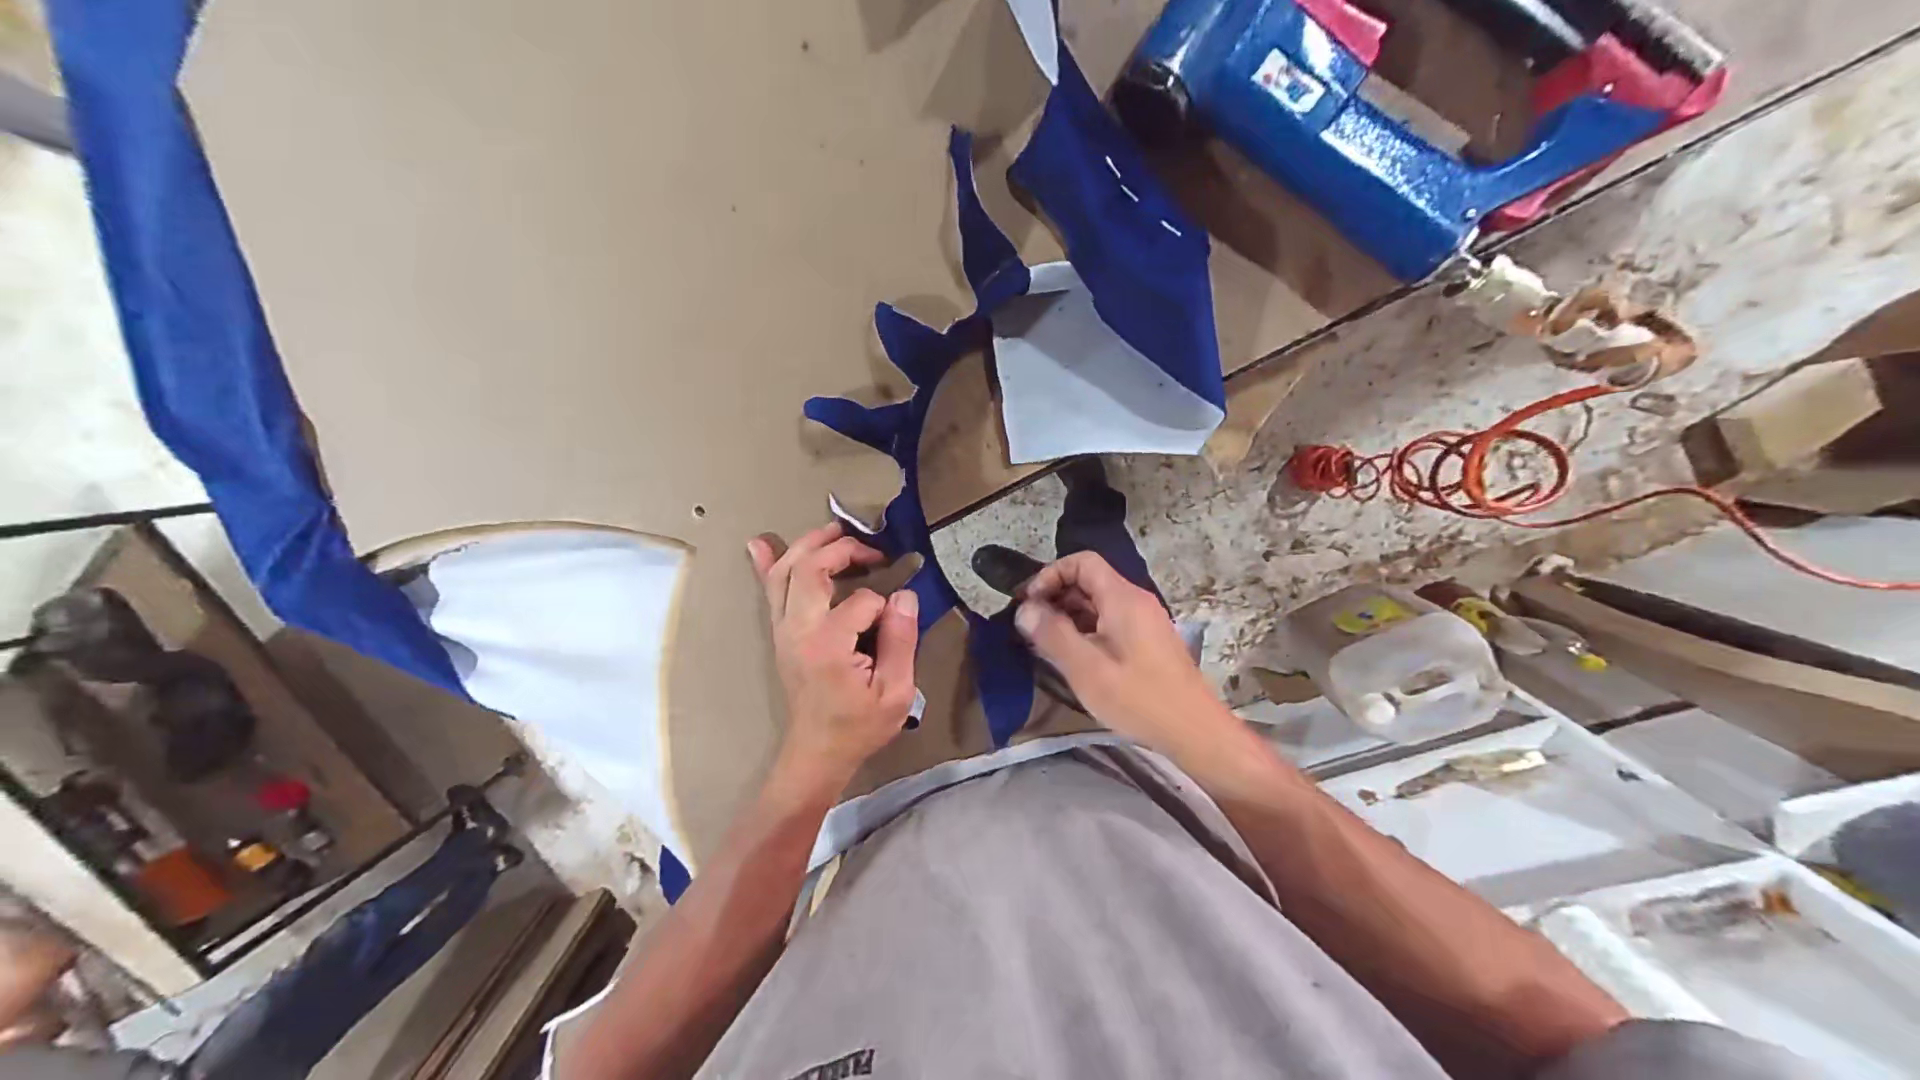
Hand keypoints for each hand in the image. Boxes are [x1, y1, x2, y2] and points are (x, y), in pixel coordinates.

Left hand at [749, 524, 919, 788]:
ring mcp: (783, 629)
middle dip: (843, 550)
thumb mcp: (896, 692)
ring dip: (809, 545)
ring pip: (785, 572)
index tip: (897, 618)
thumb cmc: (859, 725)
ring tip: (835, 531)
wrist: (817, 751)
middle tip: (872, 551)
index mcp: (829, 645)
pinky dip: (767, 564)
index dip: (886, 603)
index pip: (862, 601)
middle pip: (810, 569)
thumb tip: (905, 595)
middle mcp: (798, 629)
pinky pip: (769, 590)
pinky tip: (761, 543)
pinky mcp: (779, 632)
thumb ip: (901, 640)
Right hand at [1015, 552, 1230, 752]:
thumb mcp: (1087, 669)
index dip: (1051, 575)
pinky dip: (1086, 630)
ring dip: (1069, 615)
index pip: (1082, 562)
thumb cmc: (1139, 699)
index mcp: (1122, 598)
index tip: (1030, 603)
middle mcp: (1136, 601)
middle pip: (1090, 580)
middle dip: (1056, 596)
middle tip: (1030, 625)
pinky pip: (1110, 621)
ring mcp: (1145, 621)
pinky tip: (1073, 657)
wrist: (1194, 732)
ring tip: (1045, 643)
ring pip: (1099, 603)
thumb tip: (1025, 609)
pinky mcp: (1148, 641)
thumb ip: (1052, 635)